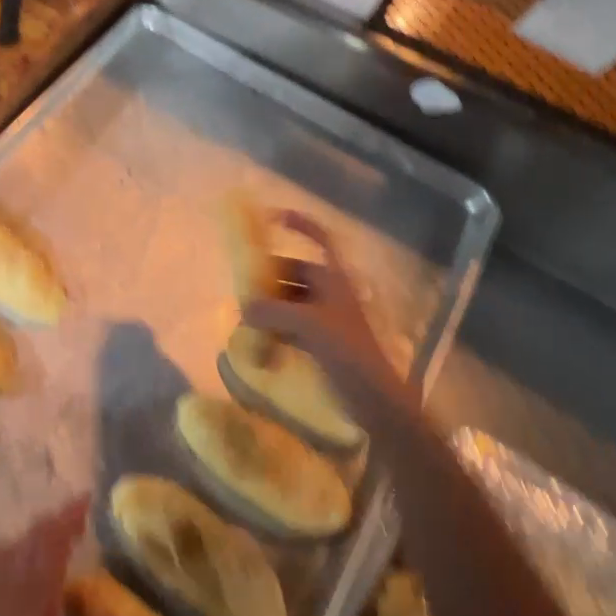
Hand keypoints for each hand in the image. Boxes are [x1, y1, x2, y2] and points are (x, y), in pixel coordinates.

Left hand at [0, 498, 88, 615]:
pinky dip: (10, 558)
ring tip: (52, 540)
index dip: (68, 518)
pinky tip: (17, 569)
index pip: (51, 543)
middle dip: (51, 526)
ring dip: (31, 540)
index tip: (86, 498)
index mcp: (30, 594)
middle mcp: (2, 585)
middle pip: (27, 542)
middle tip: (76, 519)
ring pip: (7, 552)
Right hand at [242, 210, 401, 400]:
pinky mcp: (320, 340)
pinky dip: (274, 326)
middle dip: (268, 277)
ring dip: (268, 304)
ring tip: (244, 314)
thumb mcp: (306, 325)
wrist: (373, 398)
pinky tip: (257, 337)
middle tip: (242, 285)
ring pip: (289, 300)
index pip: (320, 240)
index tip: (271, 217)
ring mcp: (325, 317)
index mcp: (334, 280)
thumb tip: (244, 307)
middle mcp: (329, 292)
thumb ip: (271, 311)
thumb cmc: (346, 351)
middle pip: (293, 272)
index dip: (300, 225)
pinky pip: (290, 324)